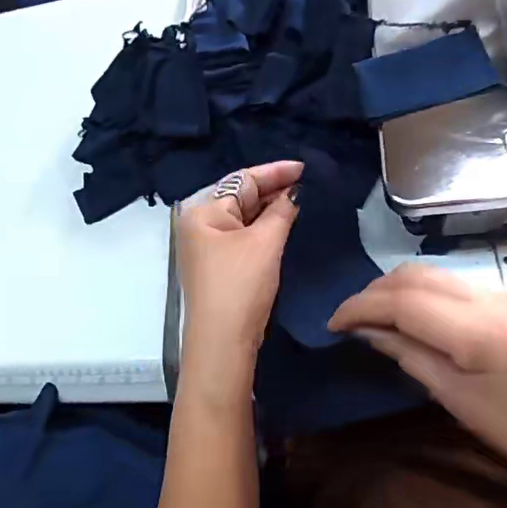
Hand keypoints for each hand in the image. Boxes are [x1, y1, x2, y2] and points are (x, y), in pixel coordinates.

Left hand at [176, 161, 303, 362]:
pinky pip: (241, 236)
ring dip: (269, 209)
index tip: (304, 168)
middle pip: (239, 197)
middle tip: (307, 184)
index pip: (241, 180)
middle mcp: (198, 224)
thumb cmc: (241, 285)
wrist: (222, 339)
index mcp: (202, 211)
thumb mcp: (265, 242)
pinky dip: (262, 228)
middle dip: (272, 190)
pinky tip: (283, 224)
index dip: (274, 172)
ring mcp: (206, 246)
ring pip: (242, 218)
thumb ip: (281, 211)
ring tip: (300, 199)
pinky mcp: (217, 265)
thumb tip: (293, 194)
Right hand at [327, 263, 506, 457]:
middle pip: (412, 276)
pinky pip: (442, 281)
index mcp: (477, 331)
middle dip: (370, 293)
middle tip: (345, 320)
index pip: (403, 301)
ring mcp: (496, 293)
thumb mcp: (450, 394)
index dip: (360, 307)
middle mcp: (487, 299)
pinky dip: (411, 291)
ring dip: (389, 289)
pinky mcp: (498, 297)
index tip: (332, 324)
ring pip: (425, 272)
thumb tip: (363, 330)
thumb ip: (404, 352)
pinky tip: (399, 313)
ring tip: (367, 316)